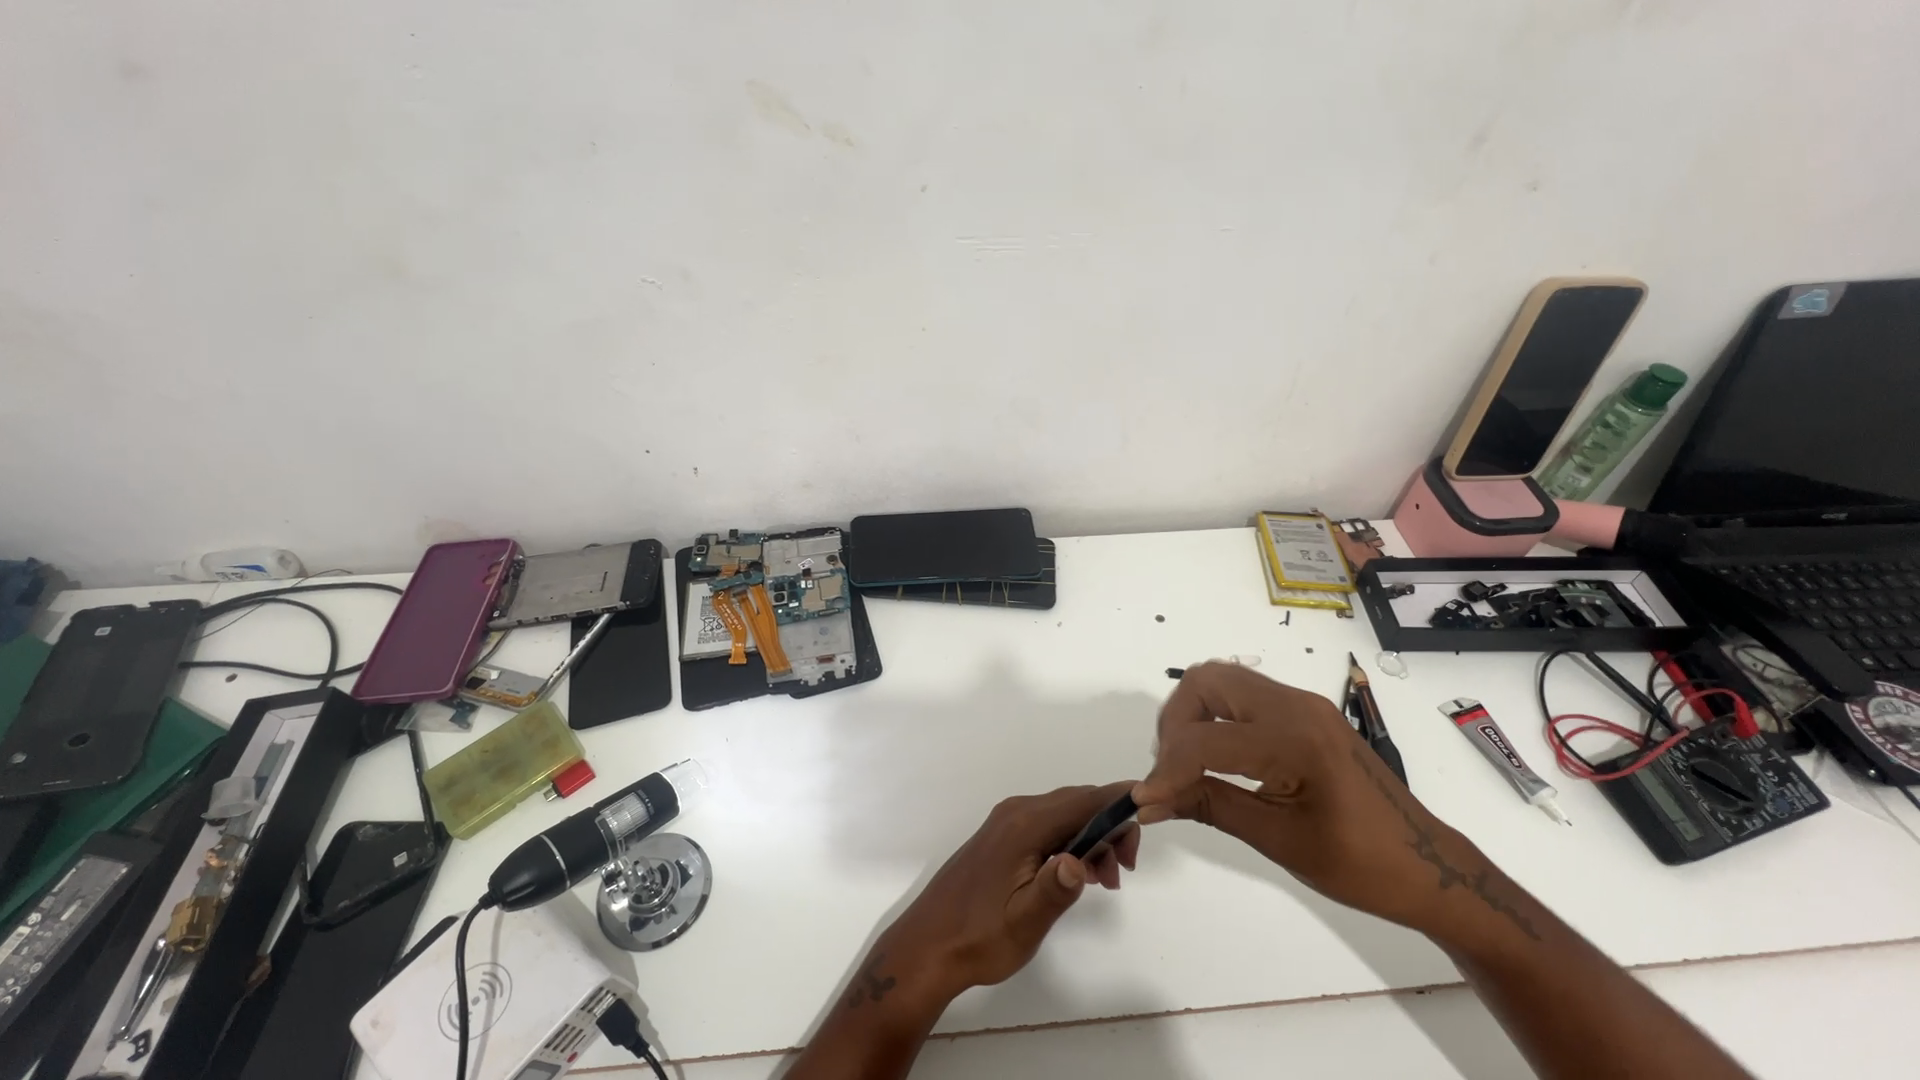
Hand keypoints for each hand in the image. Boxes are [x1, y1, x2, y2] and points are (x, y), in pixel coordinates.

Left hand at [868, 782, 1140, 1008]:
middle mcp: (1016, 812)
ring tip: (1103, 883)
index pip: (1085, 800)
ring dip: (1091, 840)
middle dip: (1109, 830)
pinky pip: (1047, 827)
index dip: (1121, 803)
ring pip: (1064, 815)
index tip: (1153, 816)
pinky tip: (1074, 876)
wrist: (926, 948)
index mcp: (1024, 824)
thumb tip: (1081, 860)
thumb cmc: (978, 938)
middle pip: (1077, 803)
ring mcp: (1006, 824)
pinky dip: (1070, 843)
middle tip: (1122, 873)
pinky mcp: (1000, 839)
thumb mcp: (1024, 922)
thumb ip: (1054, 889)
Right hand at [1133, 663, 1518, 938]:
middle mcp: (1296, 707)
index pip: (1204, 740)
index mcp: (1294, 740)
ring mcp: (1303, 705)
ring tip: (1188, 766)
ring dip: (1193, 715)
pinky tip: (1217, 760)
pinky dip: (1216, 717)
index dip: (1164, 770)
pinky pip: (1245, 696)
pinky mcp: (1306, 714)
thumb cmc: (1360, 864)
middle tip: (1170, 771)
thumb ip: (1209, 806)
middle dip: (1174, 723)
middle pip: (1206, 681)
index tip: (1144, 800)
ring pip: (1223, 681)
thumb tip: (1149, 800)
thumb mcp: (1278, 839)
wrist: (1428, 866)